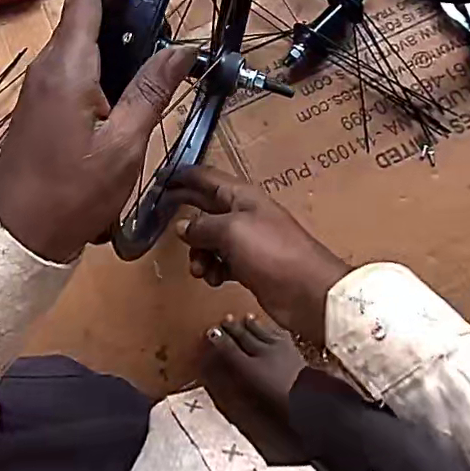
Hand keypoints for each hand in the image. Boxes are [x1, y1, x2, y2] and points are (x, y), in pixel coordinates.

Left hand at [0, 0, 195, 261]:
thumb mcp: (124, 145)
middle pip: (79, 19)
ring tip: (140, 23)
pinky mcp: (38, 105)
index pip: (84, 4)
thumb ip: (151, 92)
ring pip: (73, 43)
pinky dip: (93, 53)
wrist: (19, 232)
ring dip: (102, 27)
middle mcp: (48, 69)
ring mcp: (38, 87)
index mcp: (68, 69)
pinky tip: (117, 66)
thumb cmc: (73, 192)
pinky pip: (68, 65)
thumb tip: (182, 50)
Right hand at [165, 167, 351, 343]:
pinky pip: (220, 260)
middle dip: (185, 216)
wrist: (310, 294)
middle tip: (160, 221)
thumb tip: (181, 226)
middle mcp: (241, 213)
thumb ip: (201, 226)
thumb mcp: (231, 231)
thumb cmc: (271, 252)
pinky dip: (213, 268)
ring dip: (198, 252)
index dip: (181, 176)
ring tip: (199, 268)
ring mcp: (247, 240)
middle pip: (204, 207)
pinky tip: (215, 279)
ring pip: (209, 238)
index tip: (158, 179)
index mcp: (240, 195)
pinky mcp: (250, 265)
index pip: (204, 177)